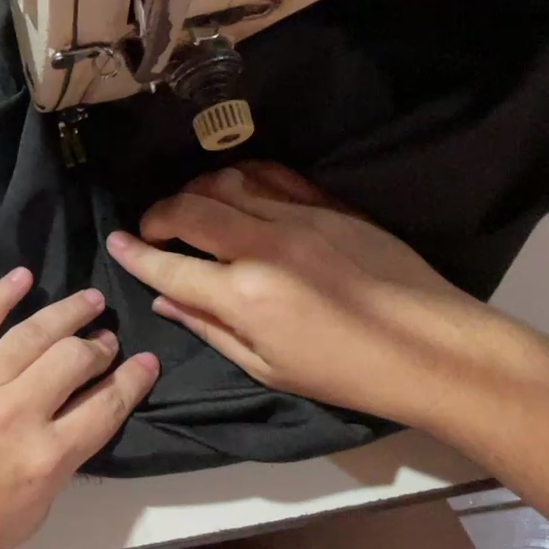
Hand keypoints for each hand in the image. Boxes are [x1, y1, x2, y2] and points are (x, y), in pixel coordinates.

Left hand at [0, 269, 159, 548]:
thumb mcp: (34, 511)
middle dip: (99, 346)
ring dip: (67, 312)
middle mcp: (18, 414)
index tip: (146, 361)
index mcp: (47, 458)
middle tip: (106, 340)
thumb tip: (77, 417)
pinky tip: (22, 277)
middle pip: (74, 360)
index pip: (105, 406)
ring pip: (33, 334)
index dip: (133, 380)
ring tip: (90, 300)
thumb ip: (61, 461)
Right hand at [104, 162, 548, 431]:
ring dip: (194, 192)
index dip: (134, 254)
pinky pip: (270, 173)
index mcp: (244, 297)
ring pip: (224, 182)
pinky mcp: (328, 205)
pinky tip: (232, 189)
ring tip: (189, 209)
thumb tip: (163, 302)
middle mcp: (263, 247)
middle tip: (150, 229)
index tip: (114, 243)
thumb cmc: (345, 374)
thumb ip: (208, 328)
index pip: (169, 267)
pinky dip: (239, 175)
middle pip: (188, 210)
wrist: (434, 349)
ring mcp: (298, 218)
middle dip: (156, 216)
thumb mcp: (266, 367)